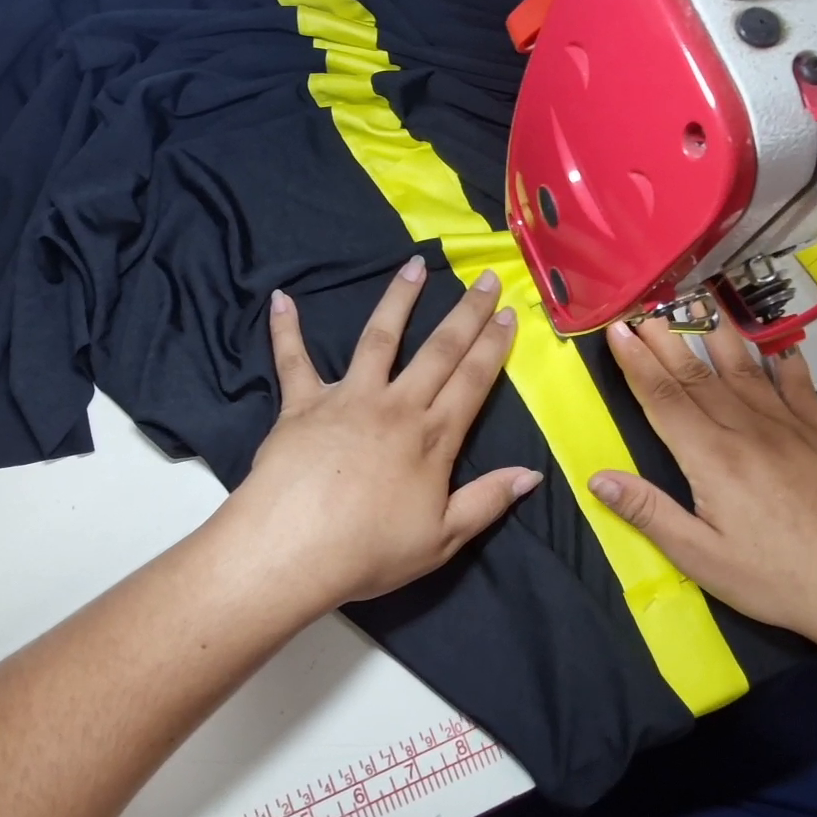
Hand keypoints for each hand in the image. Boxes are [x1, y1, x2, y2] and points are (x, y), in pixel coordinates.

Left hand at [210, 256, 540, 609]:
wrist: (293, 548)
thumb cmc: (370, 549)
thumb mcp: (443, 539)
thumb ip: (487, 501)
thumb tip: (534, 474)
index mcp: (433, 437)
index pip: (473, 380)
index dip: (494, 345)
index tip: (509, 314)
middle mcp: (396, 406)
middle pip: (439, 350)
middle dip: (466, 312)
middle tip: (486, 277)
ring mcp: (347, 399)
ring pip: (379, 338)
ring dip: (398, 300)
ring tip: (415, 266)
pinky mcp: (301, 404)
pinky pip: (293, 361)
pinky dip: (286, 330)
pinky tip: (282, 300)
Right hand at [588, 318, 816, 647]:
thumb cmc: (771, 579)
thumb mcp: (698, 556)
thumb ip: (648, 512)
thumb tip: (598, 477)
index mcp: (711, 458)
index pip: (663, 399)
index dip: (636, 362)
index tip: (618, 329)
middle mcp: (747, 431)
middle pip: (697, 377)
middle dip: (666, 341)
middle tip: (644, 310)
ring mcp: (789, 430)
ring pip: (744, 372)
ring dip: (717, 338)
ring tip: (700, 307)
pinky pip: (798, 388)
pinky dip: (784, 363)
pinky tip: (777, 347)